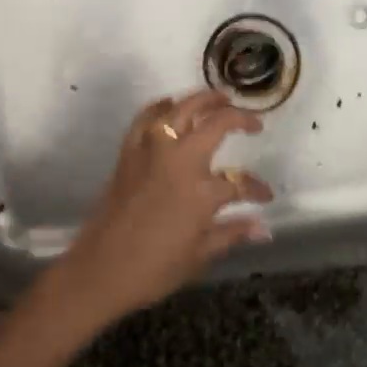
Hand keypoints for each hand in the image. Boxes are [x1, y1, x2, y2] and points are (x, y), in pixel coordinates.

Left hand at [50, 90, 273, 323]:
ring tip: (220, 98)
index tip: (265, 196)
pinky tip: (170, 106)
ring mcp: (151, 151)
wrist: (101, 268)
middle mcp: (179, 160)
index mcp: (201, 191)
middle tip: (252, 122)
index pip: (240, 182)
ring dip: (204, 99)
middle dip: (239, 119)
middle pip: (216, 125)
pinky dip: (161, 107)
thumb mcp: (199, 255)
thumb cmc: (154, 268)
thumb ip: (232, 233)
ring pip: (181, 110)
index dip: (256, 188)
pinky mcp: (128, 152)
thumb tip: (263, 229)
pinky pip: (146, 118)